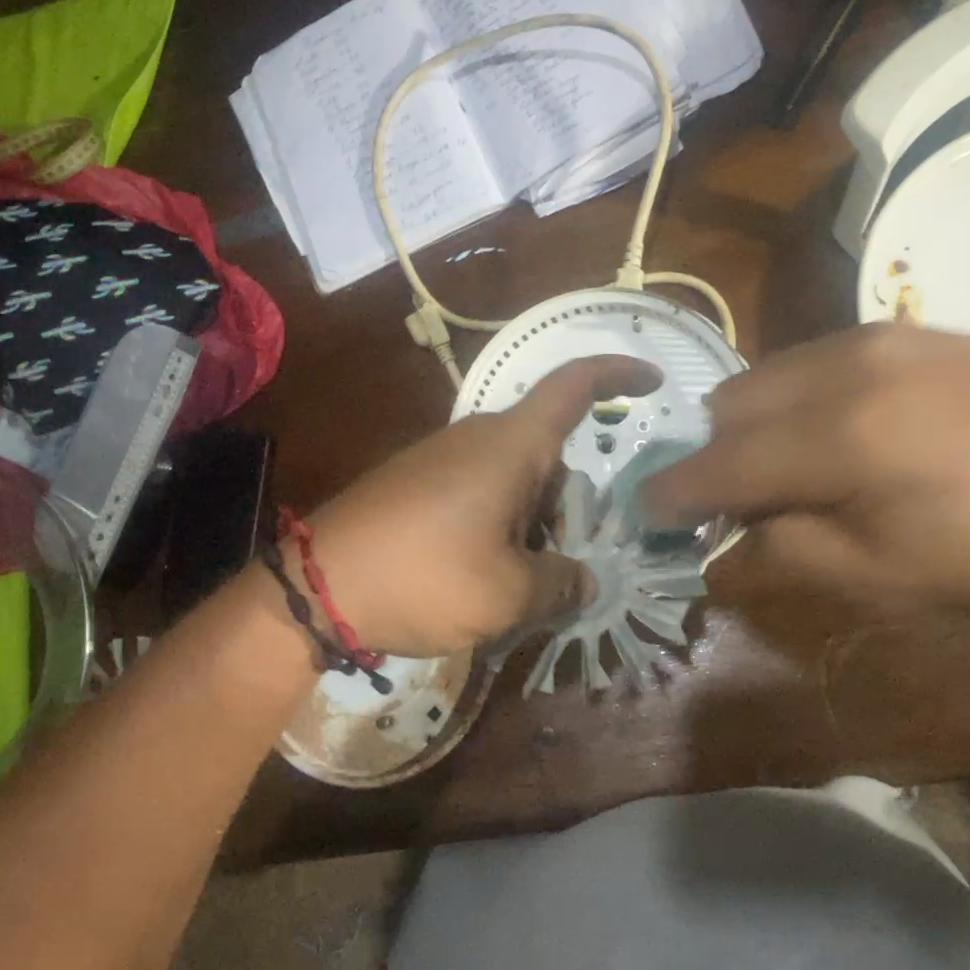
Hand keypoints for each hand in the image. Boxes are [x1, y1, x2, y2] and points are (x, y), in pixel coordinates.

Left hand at [298, 356, 661, 658]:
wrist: (316, 586)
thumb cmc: (424, 577)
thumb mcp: (508, 595)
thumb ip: (561, 584)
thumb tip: (585, 580)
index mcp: (511, 445)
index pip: (574, 386)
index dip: (617, 374)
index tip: (653, 380)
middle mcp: (478, 439)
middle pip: (549, 457)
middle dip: (568, 508)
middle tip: (568, 566)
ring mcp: (441, 459)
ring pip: (514, 482)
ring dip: (531, 527)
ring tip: (521, 588)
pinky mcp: (415, 484)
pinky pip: (478, 495)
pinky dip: (497, 529)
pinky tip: (481, 581)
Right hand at [643, 324, 969, 611]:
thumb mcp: (883, 578)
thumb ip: (783, 555)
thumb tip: (719, 549)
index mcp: (831, 437)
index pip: (718, 464)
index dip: (674, 492)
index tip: (647, 511)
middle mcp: (839, 367)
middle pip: (731, 406)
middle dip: (717, 456)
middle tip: (737, 502)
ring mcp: (877, 337)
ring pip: (771, 373)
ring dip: (756, 421)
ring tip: (792, 466)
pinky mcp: (910, 327)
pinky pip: (818, 356)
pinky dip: (801, 395)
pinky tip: (845, 429)